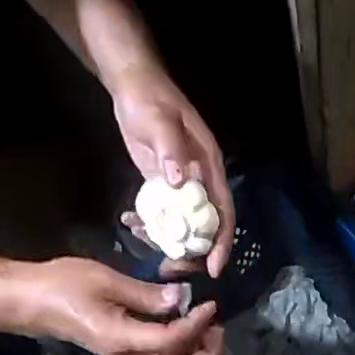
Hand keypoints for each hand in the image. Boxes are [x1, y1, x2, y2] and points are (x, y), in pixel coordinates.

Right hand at [15, 257, 223, 354]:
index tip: (210, 304)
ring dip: (199, 354)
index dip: (198, 325)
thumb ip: (146, 294)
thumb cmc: (61, 286)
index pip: (173, 341)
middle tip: (217, 327)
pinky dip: (184, 349)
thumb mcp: (105, 280)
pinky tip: (188, 324)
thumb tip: (182, 297)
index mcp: (123, 340)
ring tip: (207, 325)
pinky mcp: (128, 353)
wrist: (30, 303)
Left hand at [109, 65, 235, 277]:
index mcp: (209, 167)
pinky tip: (135, 229)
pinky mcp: (163, 185)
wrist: (130, 83)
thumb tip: (180, 183)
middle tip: (179, 271)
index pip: (224, 211)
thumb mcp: (158, 119)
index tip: (215, 267)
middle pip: (207, 225)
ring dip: (173, 243)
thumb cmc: (149, 97)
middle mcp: (200, 180)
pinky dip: (152, 225)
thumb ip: (170, 149)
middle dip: (197, 252)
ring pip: (185, 223)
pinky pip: (163, 213)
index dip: (222, 242)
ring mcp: (181, 185)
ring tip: (158, 260)